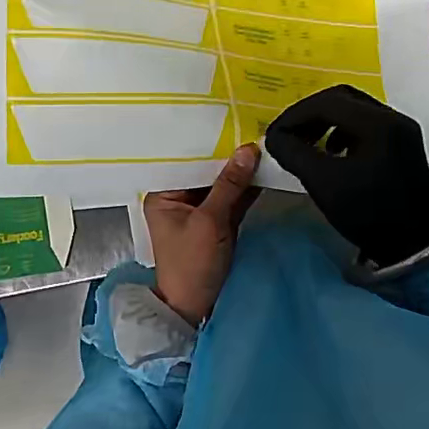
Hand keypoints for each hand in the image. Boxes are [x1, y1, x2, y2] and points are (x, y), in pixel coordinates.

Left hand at [144, 144, 259, 325]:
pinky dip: (248, 187)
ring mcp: (199, 210)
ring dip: (241, 170)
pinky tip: (266, 168)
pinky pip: (233, 198)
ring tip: (265, 142)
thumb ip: (229, 185)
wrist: (195, 307)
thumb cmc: (191, 264)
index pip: (184, 160)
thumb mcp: (209, 222)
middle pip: (205, 170)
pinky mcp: (218, 222)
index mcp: (162, 194)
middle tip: (253, 126)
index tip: (231, 120)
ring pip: (222, 183)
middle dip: (228, 154)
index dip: (208, 142)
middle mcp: (178, 198)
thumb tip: (249, 149)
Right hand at [264, 85, 428, 266]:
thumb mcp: (323, 182)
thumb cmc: (368, 212)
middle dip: (308, 114)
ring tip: (305, 143)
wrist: (414, 243)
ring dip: (323, 121)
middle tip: (288, 134)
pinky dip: (339, 130)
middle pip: (340, 99)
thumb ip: (293, 153)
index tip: (274, 135)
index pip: (326, 102)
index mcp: (377, 124)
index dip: (294, 115)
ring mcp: (399, 130)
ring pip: (353, 109)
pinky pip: (363, 124)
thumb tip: (274, 137)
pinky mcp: (400, 144)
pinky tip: (330, 152)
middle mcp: (392, 118)